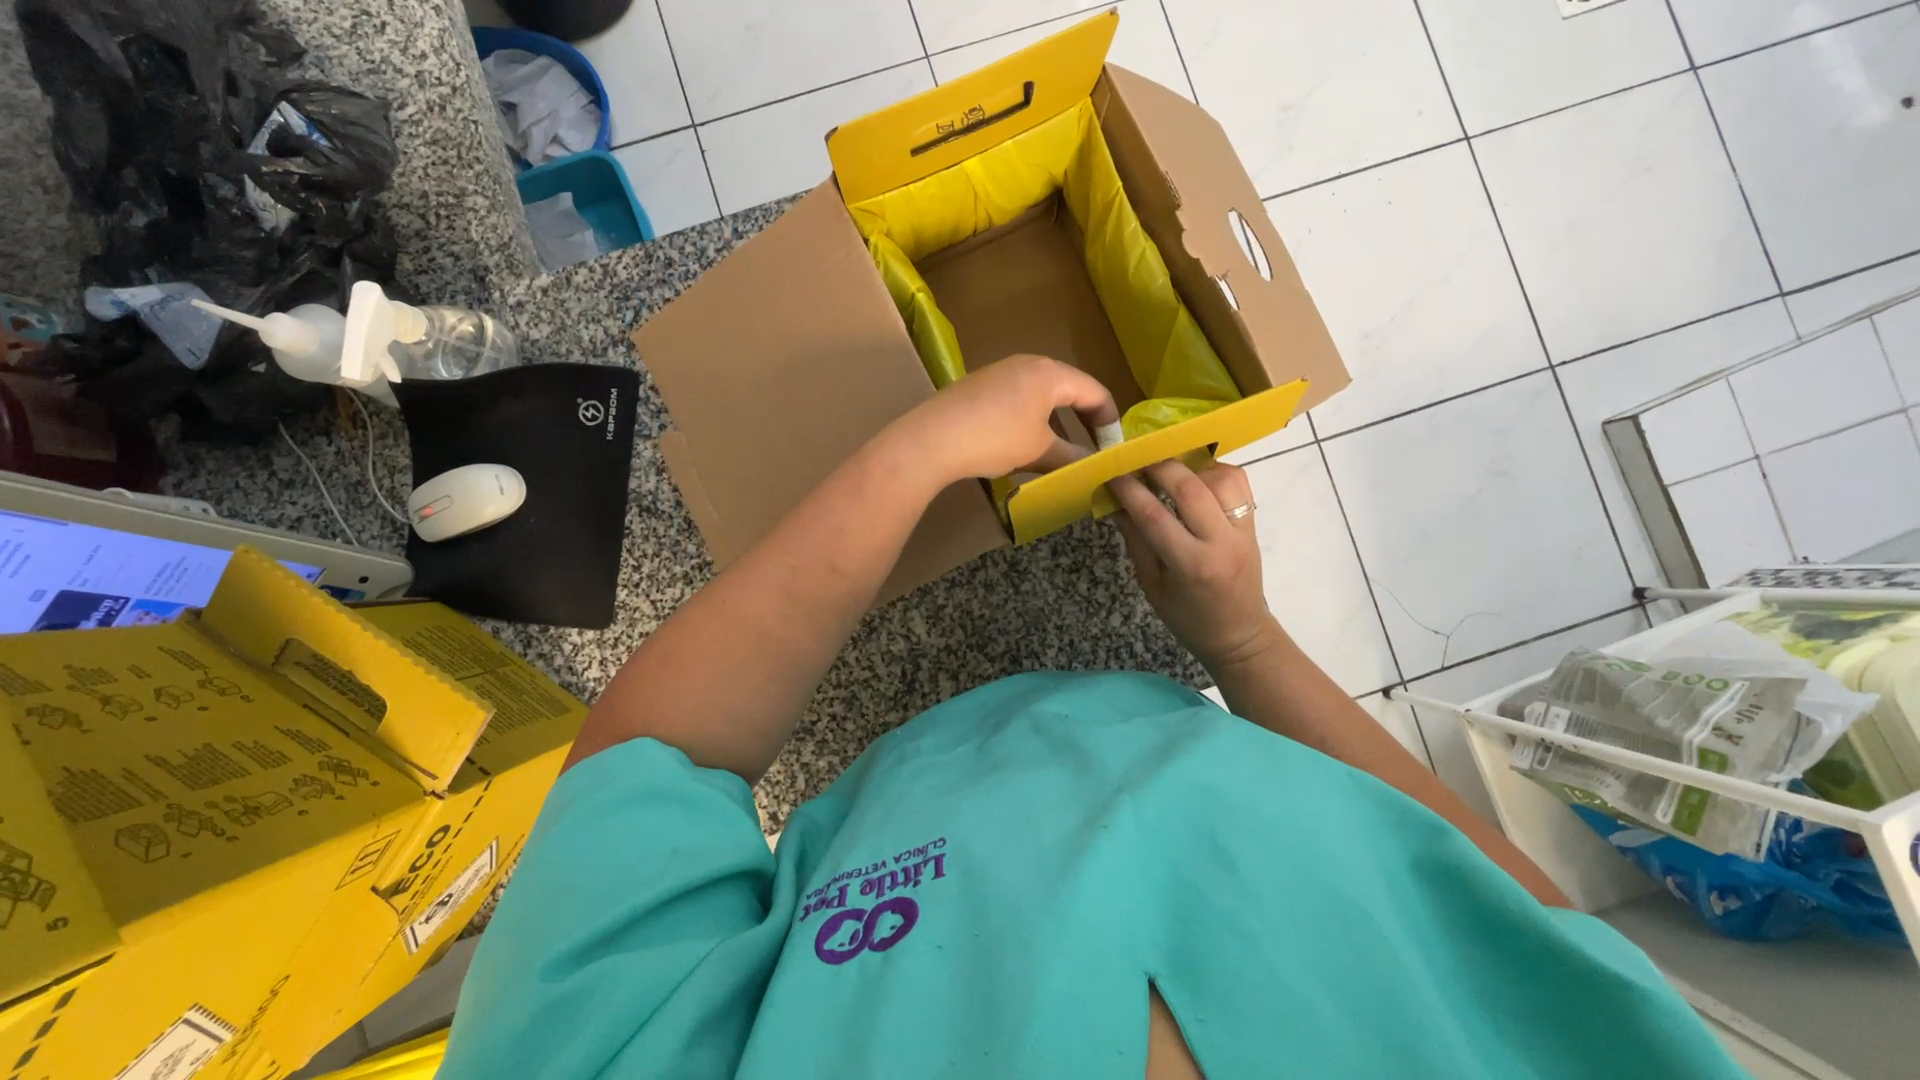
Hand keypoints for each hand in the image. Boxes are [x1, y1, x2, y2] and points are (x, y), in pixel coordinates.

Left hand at [889, 354, 1118, 483]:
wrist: (931, 439)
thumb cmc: (995, 440)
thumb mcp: (1040, 452)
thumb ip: (1072, 457)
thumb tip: (1093, 466)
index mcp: (1050, 373)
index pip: (1095, 392)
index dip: (1109, 422)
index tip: (1113, 449)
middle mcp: (1027, 363)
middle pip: (1068, 389)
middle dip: (1082, 421)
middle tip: (1091, 449)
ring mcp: (999, 371)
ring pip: (1041, 395)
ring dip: (1055, 424)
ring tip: (1058, 453)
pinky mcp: (978, 386)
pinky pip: (1016, 399)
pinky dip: (1030, 421)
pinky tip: (1021, 446)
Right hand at [1109, 460, 1281, 673]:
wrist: (1239, 634)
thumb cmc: (1188, 618)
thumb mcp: (1152, 584)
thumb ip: (1136, 540)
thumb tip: (1114, 503)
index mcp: (1190, 565)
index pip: (1154, 516)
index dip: (1129, 491)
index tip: (1111, 474)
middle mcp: (1220, 542)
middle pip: (1189, 489)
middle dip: (1158, 467)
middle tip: (1136, 459)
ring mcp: (1242, 530)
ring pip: (1220, 478)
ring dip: (1191, 467)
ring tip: (1168, 468)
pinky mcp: (1253, 523)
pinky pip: (1239, 484)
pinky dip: (1215, 471)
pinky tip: (1196, 476)